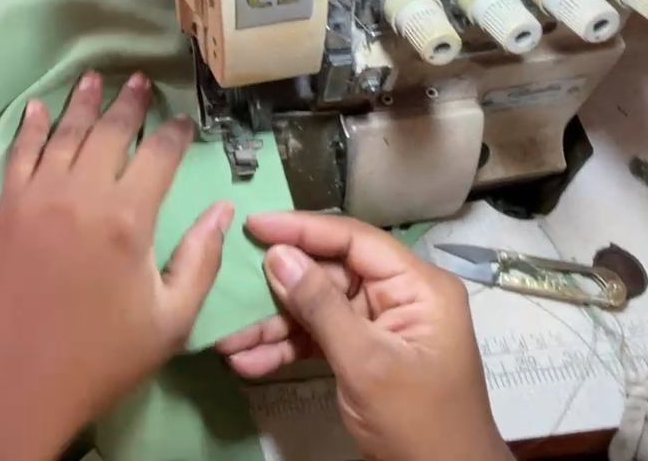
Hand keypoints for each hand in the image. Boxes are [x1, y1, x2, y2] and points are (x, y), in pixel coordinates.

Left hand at [0, 72, 232, 460]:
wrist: (15, 378)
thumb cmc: (101, 354)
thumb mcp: (170, 321)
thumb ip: (199, 260)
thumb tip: (223, 210)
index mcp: (129, 217)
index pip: (160, 155)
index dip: (175, 132)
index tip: (185, 120)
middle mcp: (85, 191)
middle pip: (112, 130)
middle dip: (130, 102)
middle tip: (141, 80)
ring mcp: (41, 194)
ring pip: (67, 132)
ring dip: (84, 101)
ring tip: (95, 77)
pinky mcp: (9, 204)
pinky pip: (22, 153)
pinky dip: (32, 127)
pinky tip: (38, 107)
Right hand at [215, 213, 508, 460]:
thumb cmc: (419, 424)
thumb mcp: (367, 363)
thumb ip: (321, 305)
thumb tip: (277, 254)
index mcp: (416, 284)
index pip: (352, 239)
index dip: (300, 228)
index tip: (253, 224)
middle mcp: (398, 294)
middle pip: (327, 272)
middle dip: (278, 287)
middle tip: (230, 280)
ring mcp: (379, 324)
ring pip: (315, 306)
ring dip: (273, 324)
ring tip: (229, 338)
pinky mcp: (362, 352)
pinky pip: (318, 336)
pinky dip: (286, 349)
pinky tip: (249, 361)